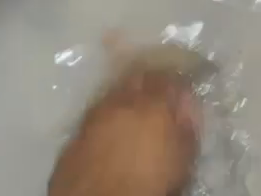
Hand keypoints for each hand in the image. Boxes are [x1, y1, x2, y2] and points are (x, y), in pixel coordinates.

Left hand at [48, 64, 200, 195]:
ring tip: (130, 115)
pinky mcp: (72, 141)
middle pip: (137, 79)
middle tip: (156, 97)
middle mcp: (121, 102)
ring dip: (122, 101)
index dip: (177, 82)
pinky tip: (108, 136)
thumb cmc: (148, 182)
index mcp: (152, 102)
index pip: (169, 77)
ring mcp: (93, 119)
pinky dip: (103, 123)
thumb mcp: (183, 156)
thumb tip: (186, 106)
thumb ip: (188, 124)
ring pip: (111, 97)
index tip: (182, 92)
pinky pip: (93, 121)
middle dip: (148, 83)